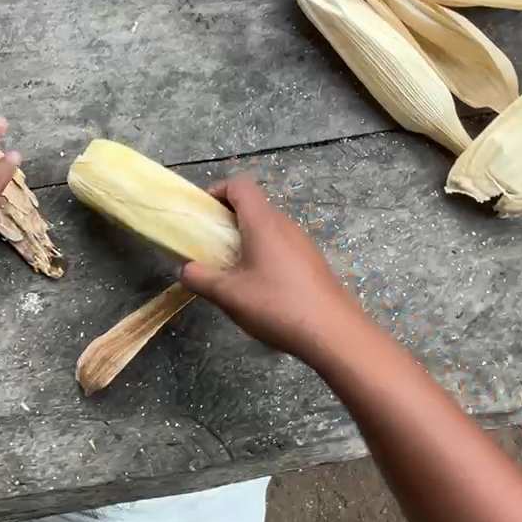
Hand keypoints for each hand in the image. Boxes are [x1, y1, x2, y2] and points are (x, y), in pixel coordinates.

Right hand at [177, 177, 377, 364]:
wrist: (337, 337)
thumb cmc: (278, 306)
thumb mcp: (228, 295)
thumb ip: (200, 278)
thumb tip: (185, 269)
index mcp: (263, 223)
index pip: (241, 185)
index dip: (218, 191)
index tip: (203, 214)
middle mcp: (285, 226)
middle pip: (253, 206)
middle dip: (227, 220)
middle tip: (210, 245)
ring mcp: (303, 245)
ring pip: (268, 228)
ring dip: (245, 239)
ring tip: (232, 270)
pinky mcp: (313, 264)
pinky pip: (281, 246)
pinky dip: (263, 255)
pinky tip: (260, 287)